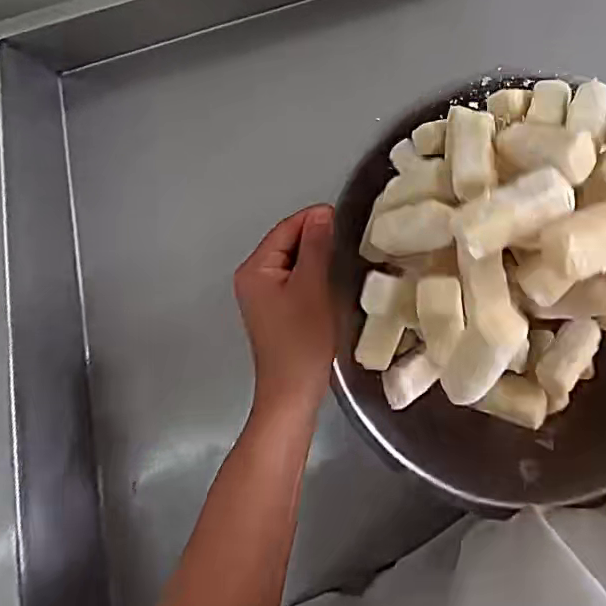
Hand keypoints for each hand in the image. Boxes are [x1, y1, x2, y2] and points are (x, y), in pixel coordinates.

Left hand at [234, 205, 336, 418]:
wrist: (294, 392)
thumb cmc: (302, 339)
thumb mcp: (313, 285)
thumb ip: (316, 245)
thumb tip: (322, 212)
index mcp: (255, 268)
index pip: (287, 227)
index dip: (317, 219)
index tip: (349, 221)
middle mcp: (254, 277)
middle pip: (290, 241)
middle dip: (319, 238)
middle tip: (352, 241)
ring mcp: (265, 294)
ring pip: (297, 260)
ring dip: (320, 257)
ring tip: (347, 259)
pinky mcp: (278, 308)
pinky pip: (298, 277)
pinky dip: (317, 274)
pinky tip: (335, 280)